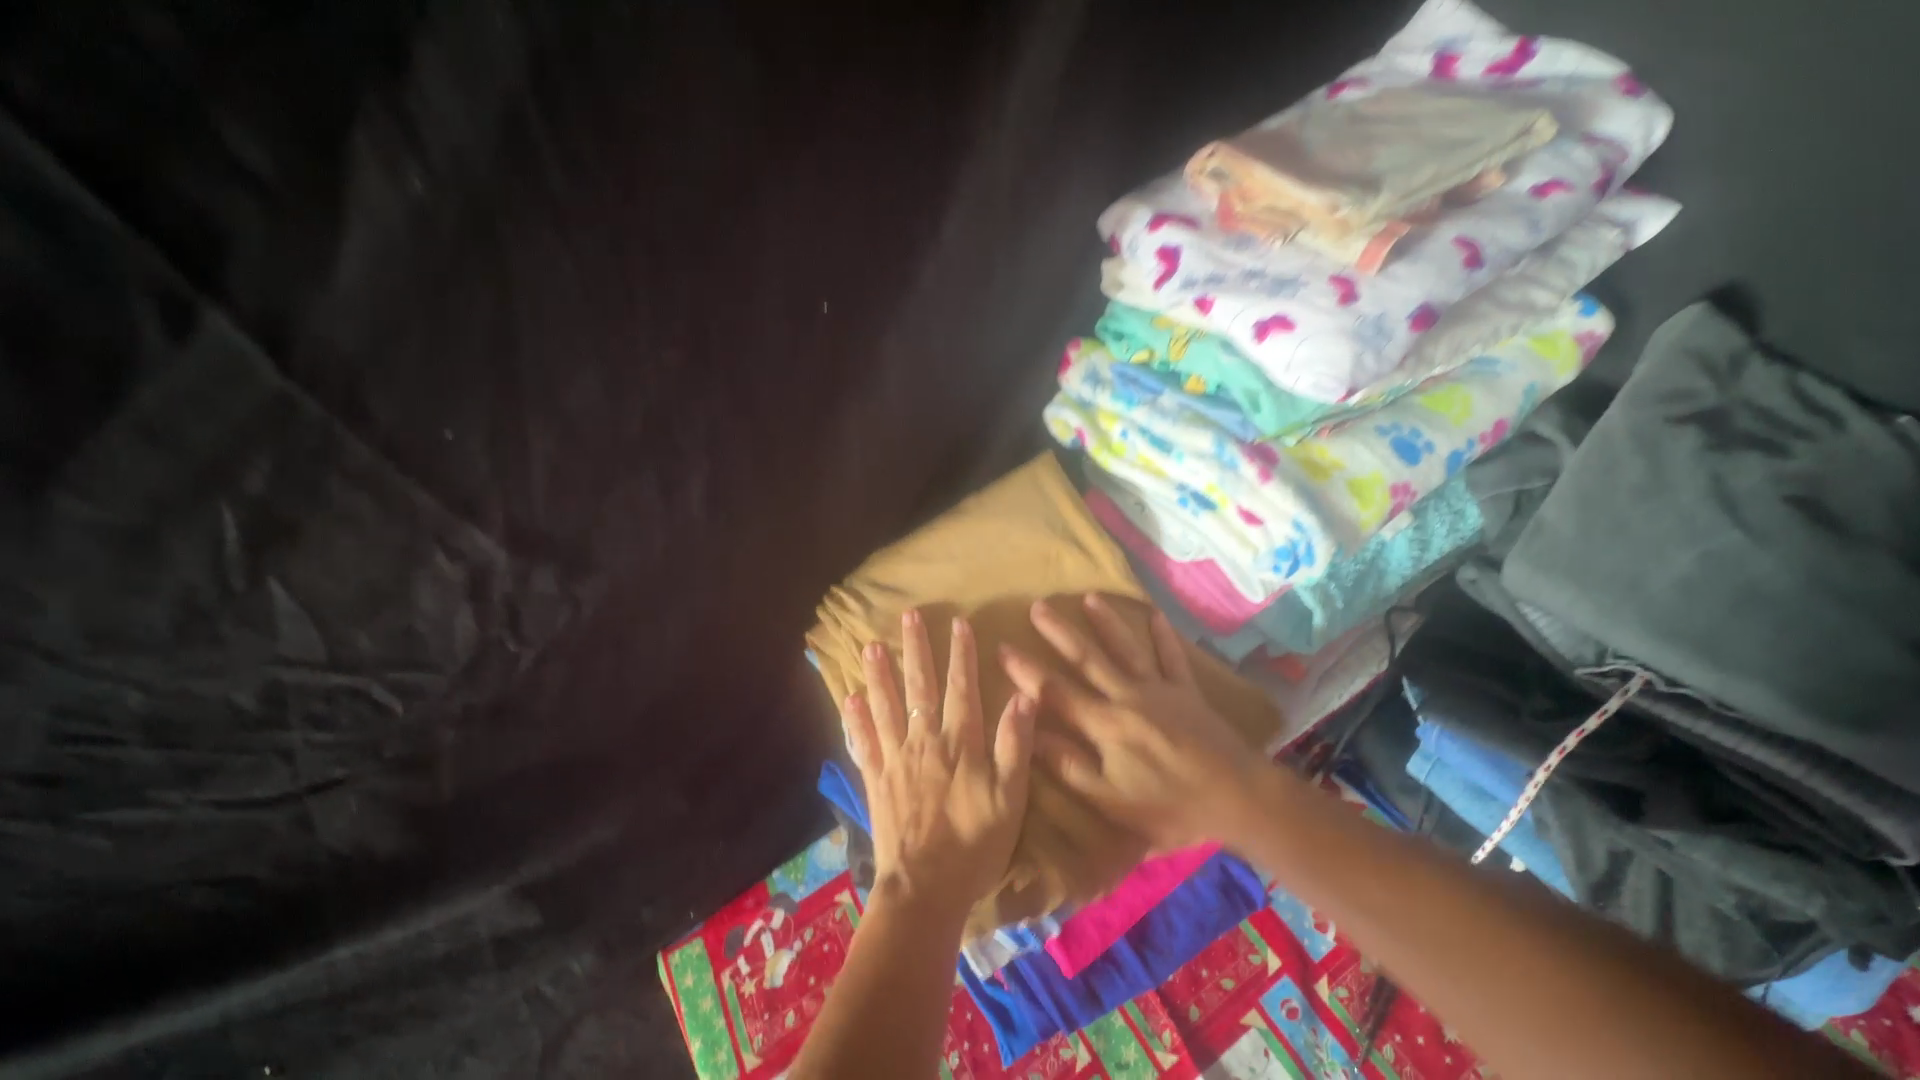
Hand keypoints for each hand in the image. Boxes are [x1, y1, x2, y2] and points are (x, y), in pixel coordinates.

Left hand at [842, 610, 1035, 919]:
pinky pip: (862, 743)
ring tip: (871, 645)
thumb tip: (1023, 697)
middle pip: (919, 687)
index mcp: (960, 744)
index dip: (961, 655)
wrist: (926, 889)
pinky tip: (849, 699)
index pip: (962, 688)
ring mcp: (895, 761)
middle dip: (916, 649)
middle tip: (909, 616)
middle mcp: (924, 743)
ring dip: (879, 674)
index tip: (959, 623)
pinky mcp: (875, 781)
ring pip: (886, 707)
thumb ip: (1014, 746)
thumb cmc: (976, 846)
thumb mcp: (1010, 799)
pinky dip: (855, 720)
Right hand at [999, 595, 1273, 851]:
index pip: (1055, 693)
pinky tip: (1154, 615)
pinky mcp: (1187, 692)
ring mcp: (1160, 690)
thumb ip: (1068, 765)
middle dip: (1060, 633)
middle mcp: (1127, 697)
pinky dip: (1163, 636)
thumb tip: (1028, 734)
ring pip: (1126, 649)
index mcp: (1104, 725)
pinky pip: (1172, 657)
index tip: (1001, 647)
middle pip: (1088, 659)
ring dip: (1106, 622)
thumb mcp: (1110, 798)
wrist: (1237, 796)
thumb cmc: (1169, 806)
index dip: (1026, 671)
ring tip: (1088, 598)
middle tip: (1037, 606)